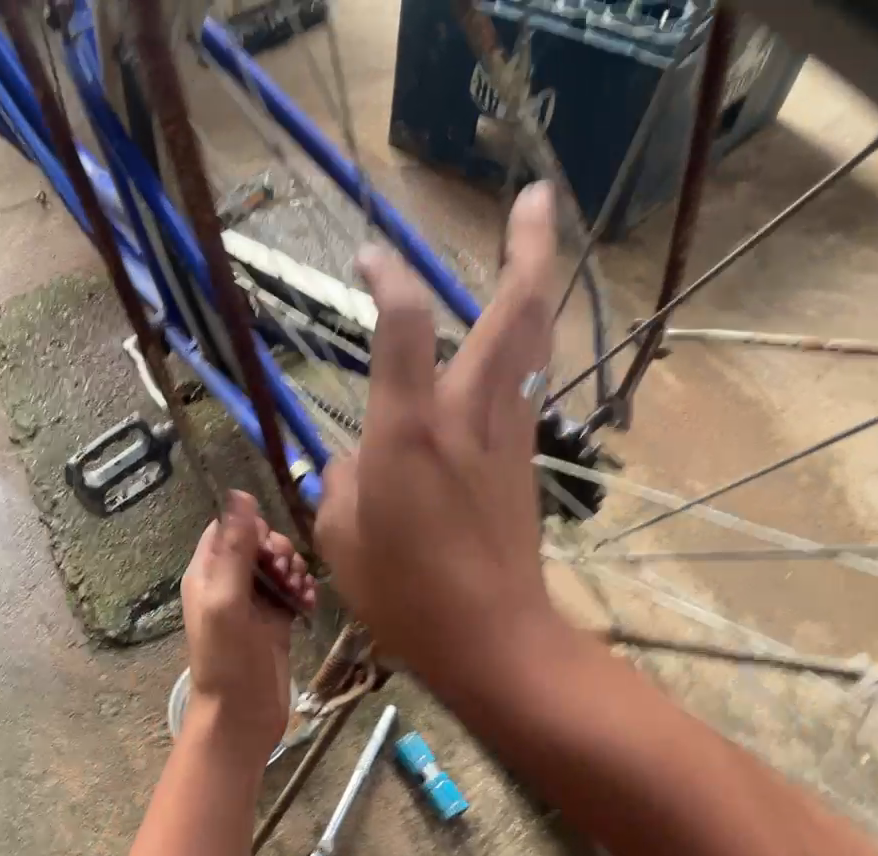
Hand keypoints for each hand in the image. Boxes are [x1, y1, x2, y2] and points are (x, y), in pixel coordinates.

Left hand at [180, 491, 315, 757]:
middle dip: (278, 550)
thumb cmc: (227, 659)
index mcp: (206, 573)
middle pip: (257, 543)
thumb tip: (239, 494)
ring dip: (295, 570)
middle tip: (286, 574)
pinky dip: (303, 591)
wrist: (242, 715)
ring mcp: (253, 603)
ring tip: (299, 592)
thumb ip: (234, 547)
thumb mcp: (227, 599)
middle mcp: (226, 583)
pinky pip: (292, 590)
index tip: (267, 547)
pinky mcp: (275, 621)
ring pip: (278, 565)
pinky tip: (309, 605)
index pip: (226, 528)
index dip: (249, 527)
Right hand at [314, 182, 566, 694]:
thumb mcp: (339, 537)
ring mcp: (507, 436)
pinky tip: (513, 342)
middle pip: (515, 314)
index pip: (406, 327)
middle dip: (530, 248)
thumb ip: (338, 483)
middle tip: (539, 195)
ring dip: (539, 287)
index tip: (368, 258)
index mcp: (409, 432)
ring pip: (535, 344)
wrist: (491, 637)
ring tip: (537, 244)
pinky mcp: (525, 461)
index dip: (389, 278)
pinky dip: (524, 347)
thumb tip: (352, 462)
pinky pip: (527, 386)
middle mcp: (467, 417)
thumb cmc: (403, 594)